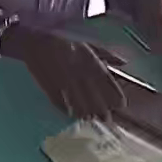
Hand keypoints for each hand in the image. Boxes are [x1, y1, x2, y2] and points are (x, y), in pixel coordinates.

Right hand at [1, 25, 127, 119]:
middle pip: (92, 93)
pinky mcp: (48, 86)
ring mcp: (62, 79)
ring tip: (90, 118)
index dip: (114, 93)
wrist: (36, 42)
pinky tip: (70, 115)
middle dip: (100, 108)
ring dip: (84, 111)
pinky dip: (64, 109)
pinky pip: (58, 101)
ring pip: (76, 100)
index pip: (105, 79)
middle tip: (107, 119)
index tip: (121, 105)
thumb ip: (107, 54)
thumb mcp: (88, 44)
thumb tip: (125, 61)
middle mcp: (77, 70)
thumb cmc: (65, 43)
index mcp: (88, 58)